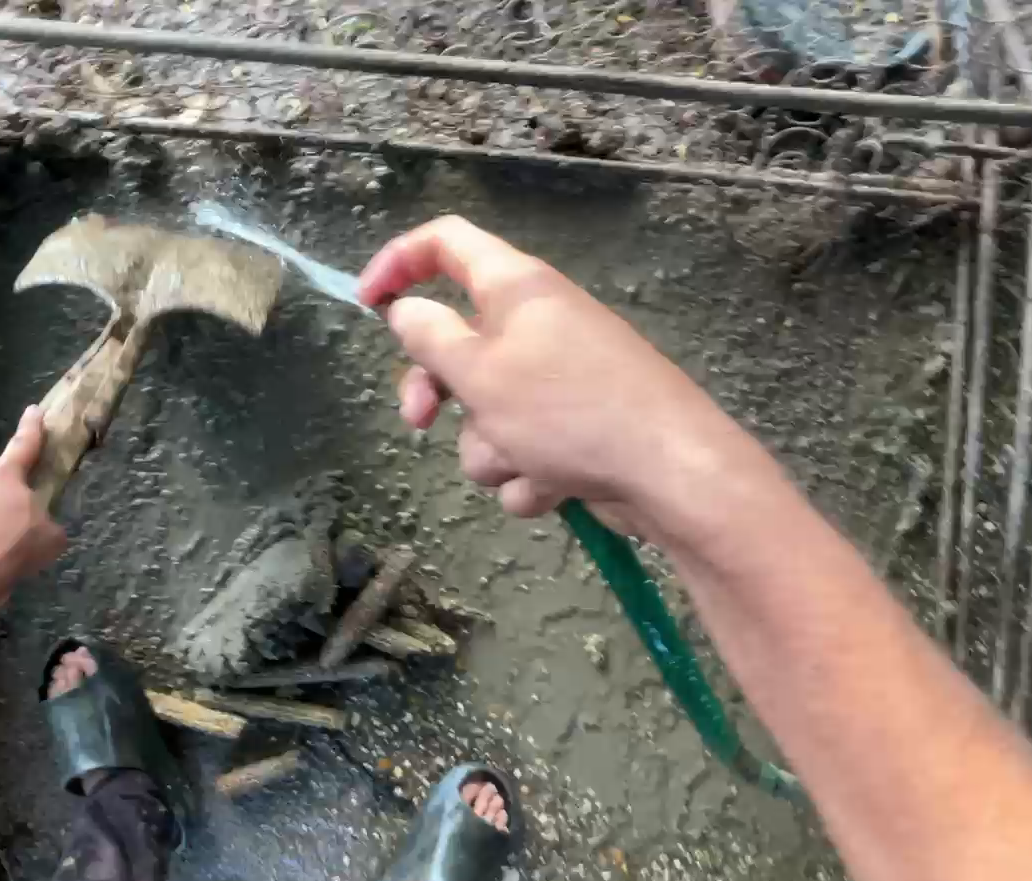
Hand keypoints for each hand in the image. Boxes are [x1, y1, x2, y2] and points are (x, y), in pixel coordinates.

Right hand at [358, 216, 735, 522]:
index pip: (446, 244)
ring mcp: (556, 385)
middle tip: (419, 420)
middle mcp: (536, 328)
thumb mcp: (480, 371)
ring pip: (486, 416)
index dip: (399, 262)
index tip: (365, 303)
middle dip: (436, 391)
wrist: (665, 473)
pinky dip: (528, 476)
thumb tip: (404, 310)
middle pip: (457, 346)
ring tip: (525, 461)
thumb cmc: (567, 410)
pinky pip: (522, 455)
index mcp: (516, 290)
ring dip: (492, 449)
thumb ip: (429, 337)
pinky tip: (554, 485)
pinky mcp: (572, 435)